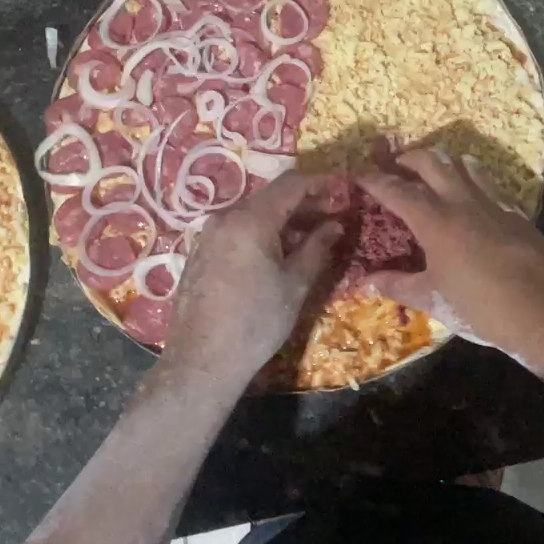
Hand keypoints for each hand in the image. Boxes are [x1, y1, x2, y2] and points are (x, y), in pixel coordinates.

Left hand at [163, 171, 343, 382]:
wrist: (202, 360)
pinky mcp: (200, 252)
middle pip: (270, 196)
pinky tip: (278, 252)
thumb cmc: (256, 322)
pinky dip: (262, 231)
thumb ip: (317, 247)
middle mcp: (225, 217)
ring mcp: (208, 234)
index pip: (291, 184)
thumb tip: (335, 223)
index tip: (343, 190)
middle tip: (332, 216)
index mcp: (250, 219)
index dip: (320, 183)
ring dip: (283, 218)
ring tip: (310, 237)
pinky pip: (237, 229)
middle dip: (304, 202)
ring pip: (253, 212)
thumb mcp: (295, 285)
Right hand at [357, 149, 543, 373]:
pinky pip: (488, 181)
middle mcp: (462, 202)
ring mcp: (492, 203)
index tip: (360, 175)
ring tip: (430, 169)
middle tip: (395, 165)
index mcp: (436, 222)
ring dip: (442, 160)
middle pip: (431, 161)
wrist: (541, 312)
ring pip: (463, 163)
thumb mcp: (432, 300)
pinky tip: (469, 189)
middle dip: (408, 158)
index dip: (375, 181)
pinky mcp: (515, 211)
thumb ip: (396, 285)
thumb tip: (363, 282)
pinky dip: (472, 175)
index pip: (398, 191)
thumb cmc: (479, 308)